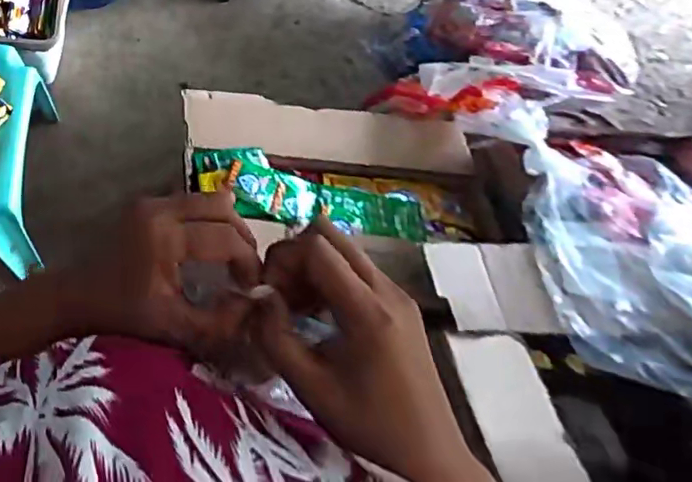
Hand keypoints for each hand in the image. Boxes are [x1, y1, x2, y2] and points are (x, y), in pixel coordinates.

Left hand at [53, 191, 261, 354]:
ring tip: (230, 259)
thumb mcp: (176, 327)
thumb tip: (256, 303)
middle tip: (245, 269)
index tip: (251, 289)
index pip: (227, 238)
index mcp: (166, 236)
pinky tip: (206, 247)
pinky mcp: (144, 203)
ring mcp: (149, 201)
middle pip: (220, 205)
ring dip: (224, 224)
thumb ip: (222, 321)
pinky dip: (205, 218)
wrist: (79, 293)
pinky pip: (187, 201)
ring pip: (204, 198)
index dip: (249, 264)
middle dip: (242, 235)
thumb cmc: (124, 312)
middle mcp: (159, 208)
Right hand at [249, 218, 491, 481]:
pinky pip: (356, 268)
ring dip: (311, 265)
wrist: (432, 463)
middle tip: (280, 288)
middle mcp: (387, 291)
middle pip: (330, 234)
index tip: (269, 291)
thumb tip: (259, 295)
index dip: (283, 258)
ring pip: (343, 248)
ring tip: (296, 304)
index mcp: (368, 309)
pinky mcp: (401, 305)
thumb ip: (274, 335)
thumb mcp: (309, 386)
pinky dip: (329, 277)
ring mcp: (398, 295)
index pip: (315, 246)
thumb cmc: (369, 426)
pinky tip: (319, 313)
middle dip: (295, 253)